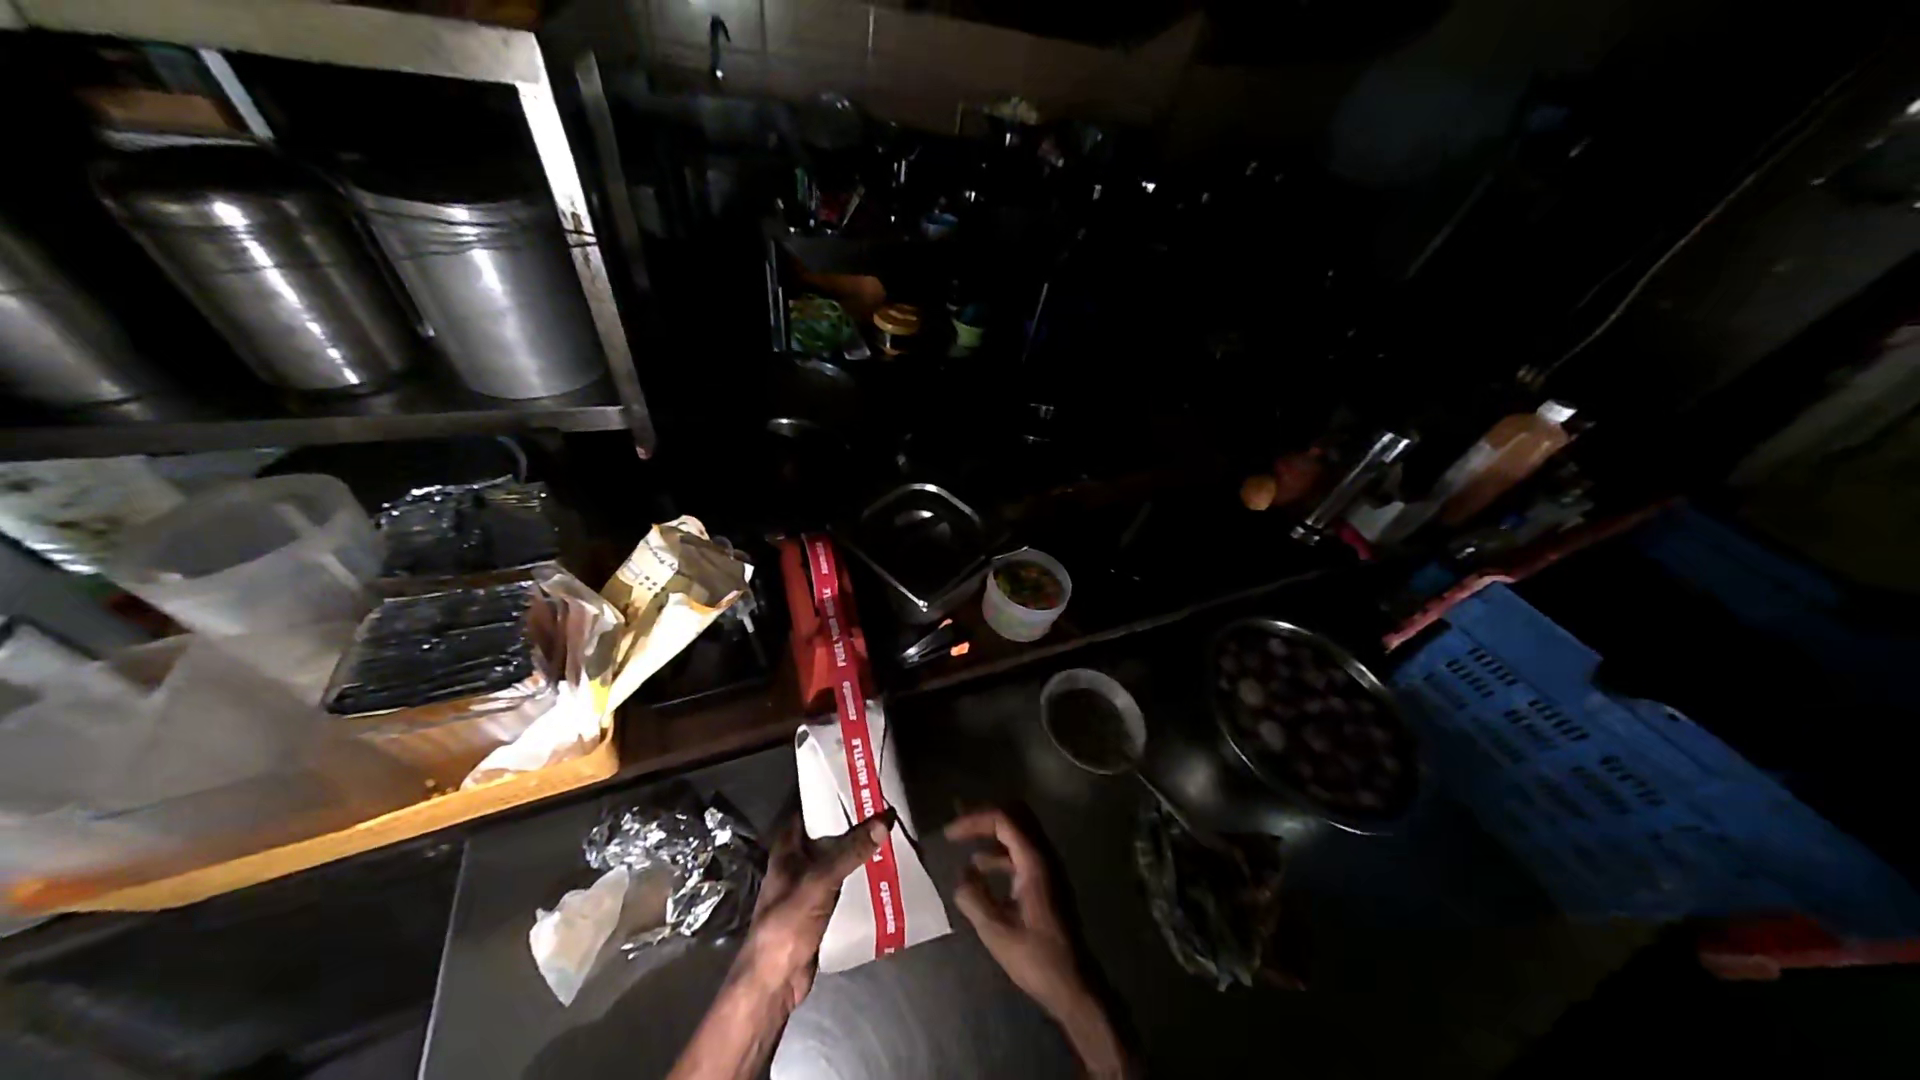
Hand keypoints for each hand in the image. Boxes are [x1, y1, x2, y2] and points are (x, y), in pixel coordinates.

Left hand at [736, 814, 885, 1011]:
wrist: (774, 981)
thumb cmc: (787, 923)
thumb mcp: (820, 881)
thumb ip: (850, 852)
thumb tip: (883, 821)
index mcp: (787, 850)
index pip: (808, 812)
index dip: (829, 797)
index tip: (858, 786)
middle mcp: (797, 864)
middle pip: (827, 836)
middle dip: (852, 824)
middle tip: (883, 809)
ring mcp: (809, 888)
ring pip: (838, 861)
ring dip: (859, 852)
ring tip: (890, 835)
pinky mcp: (821, 911)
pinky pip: (844, 886)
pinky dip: (861, 878)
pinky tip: (884, 872)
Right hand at [946, 809, 1129, 1076]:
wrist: (1072, 984)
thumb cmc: (1035, 958)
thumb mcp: (996, 932)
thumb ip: (974, 899)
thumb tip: (961, 876)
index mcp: (1034, 863)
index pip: (1004, 820)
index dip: (974, 820)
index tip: (950, 835)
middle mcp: (1044, 856)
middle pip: (1015, 816)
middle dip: (985, 817)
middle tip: (959, 827)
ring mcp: (1048, 868)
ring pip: (1019, 832)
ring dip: (991, 833)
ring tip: (963, 842)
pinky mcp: (1046, 881)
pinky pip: (1021, 851)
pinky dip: (999, 851)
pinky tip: (979, 867)